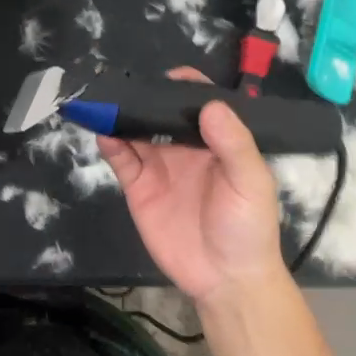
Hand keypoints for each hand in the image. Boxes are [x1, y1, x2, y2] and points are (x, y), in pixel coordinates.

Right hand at [97, 68, 287, 306]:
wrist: (226, 278)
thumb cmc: (248, 227)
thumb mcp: (251, 183)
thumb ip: (234, 144)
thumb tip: (210, 105)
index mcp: (217, 144)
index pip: (201, 106)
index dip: (187, 88)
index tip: (170, 77)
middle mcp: (186, 150)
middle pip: (162, 115)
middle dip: (145, 98)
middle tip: (127, 84)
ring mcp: (160, 169)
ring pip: (137, 133)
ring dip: (122, 117)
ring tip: (106, 103)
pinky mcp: (139, 189)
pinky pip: (122, 160)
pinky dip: (111, 145)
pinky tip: (104, 133)